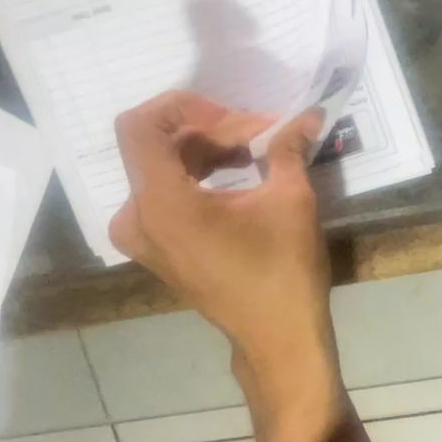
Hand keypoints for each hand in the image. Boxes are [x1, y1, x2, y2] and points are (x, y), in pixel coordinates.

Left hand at [109, 91, 335, 398]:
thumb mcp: (292, 202)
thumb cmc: (284, 272)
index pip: (141, 125)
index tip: (235, 116)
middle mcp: (137, 216)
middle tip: (264, 133)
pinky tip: (240, 179)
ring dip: (208, 153)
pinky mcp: (159, 250)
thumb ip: (288, 150)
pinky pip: (168, 197)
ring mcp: (143, 237)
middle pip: (158, 147)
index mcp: (160, 203)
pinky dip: (201, 179)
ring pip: (164, 171)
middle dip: (211, 131)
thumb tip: (305, 116)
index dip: (184, 106)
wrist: (279, 336)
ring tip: (257, 153)